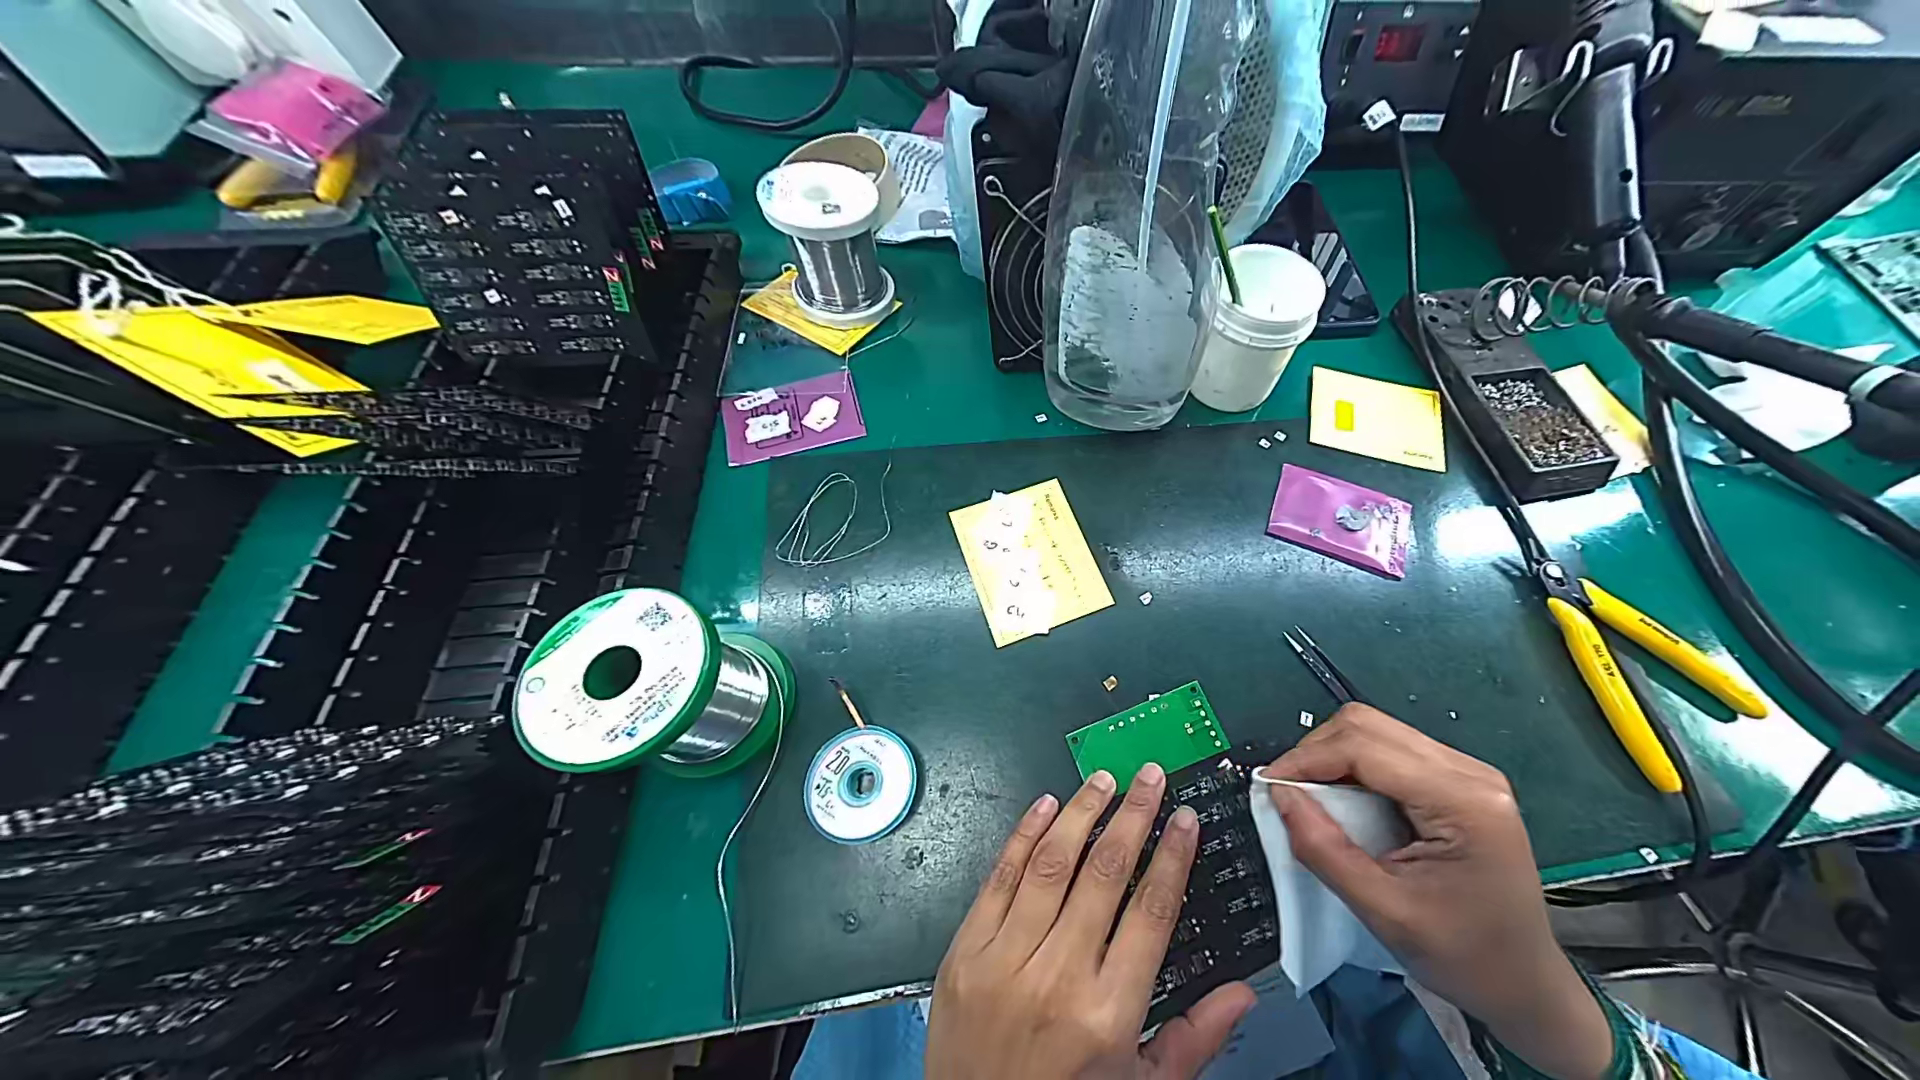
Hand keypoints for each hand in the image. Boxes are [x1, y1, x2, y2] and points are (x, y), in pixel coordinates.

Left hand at [926, 764, 1256, 1079]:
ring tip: (1102, 780)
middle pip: (1104, 873)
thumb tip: (1242, 992)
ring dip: (1080, 812)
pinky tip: (1044, 806)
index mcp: (1108, 1012)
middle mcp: (1058, 976)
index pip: (1151, 912)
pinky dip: (1023, 835)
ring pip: (1051, 862)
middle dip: (1132, 815)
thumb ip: (1193, 1038)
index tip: (1184, 819)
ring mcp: (1006, 957)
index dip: (1172, 857)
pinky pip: (999, 877)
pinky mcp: (966, 947)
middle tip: (1148, 777)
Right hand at [1263, 705, 1612, 1079]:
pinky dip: (1351, 764)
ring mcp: (1467, 772)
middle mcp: (1470, 773)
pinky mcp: (1457, 779)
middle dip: (1316, 752)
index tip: (1269, 787)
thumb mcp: (1382, 910)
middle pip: (1367, 726)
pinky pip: (1387, 747)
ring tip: (1312, 795)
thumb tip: (1278, 794)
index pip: (1364, 748)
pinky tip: (1344, 798)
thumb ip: (1324, 848)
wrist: (1525, 987)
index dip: (1307, 759)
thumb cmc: (1462, 955)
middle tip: (1289, 791)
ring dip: (1331, 755)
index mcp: (1464, 803)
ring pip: (1374, 729)